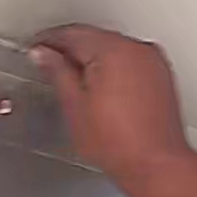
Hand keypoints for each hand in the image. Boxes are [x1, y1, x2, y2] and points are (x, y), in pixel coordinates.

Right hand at [28, 25, 192, 186]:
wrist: (154, 164)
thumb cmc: (118, 143)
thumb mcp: (73, 105)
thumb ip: (56, 72)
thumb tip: (43, 54)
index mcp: (112, 50)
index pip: (72, 33)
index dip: (48, 40)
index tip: (36, 48)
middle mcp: (136, 49)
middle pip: (94, 38)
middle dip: (69, 49)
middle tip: (48, 64)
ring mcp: (152, 61)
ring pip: (112, 48)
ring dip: (91, 58)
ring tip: (72, 81)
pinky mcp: (160, 74)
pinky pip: (129, 60)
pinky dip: (111, 68)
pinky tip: (99, 89)